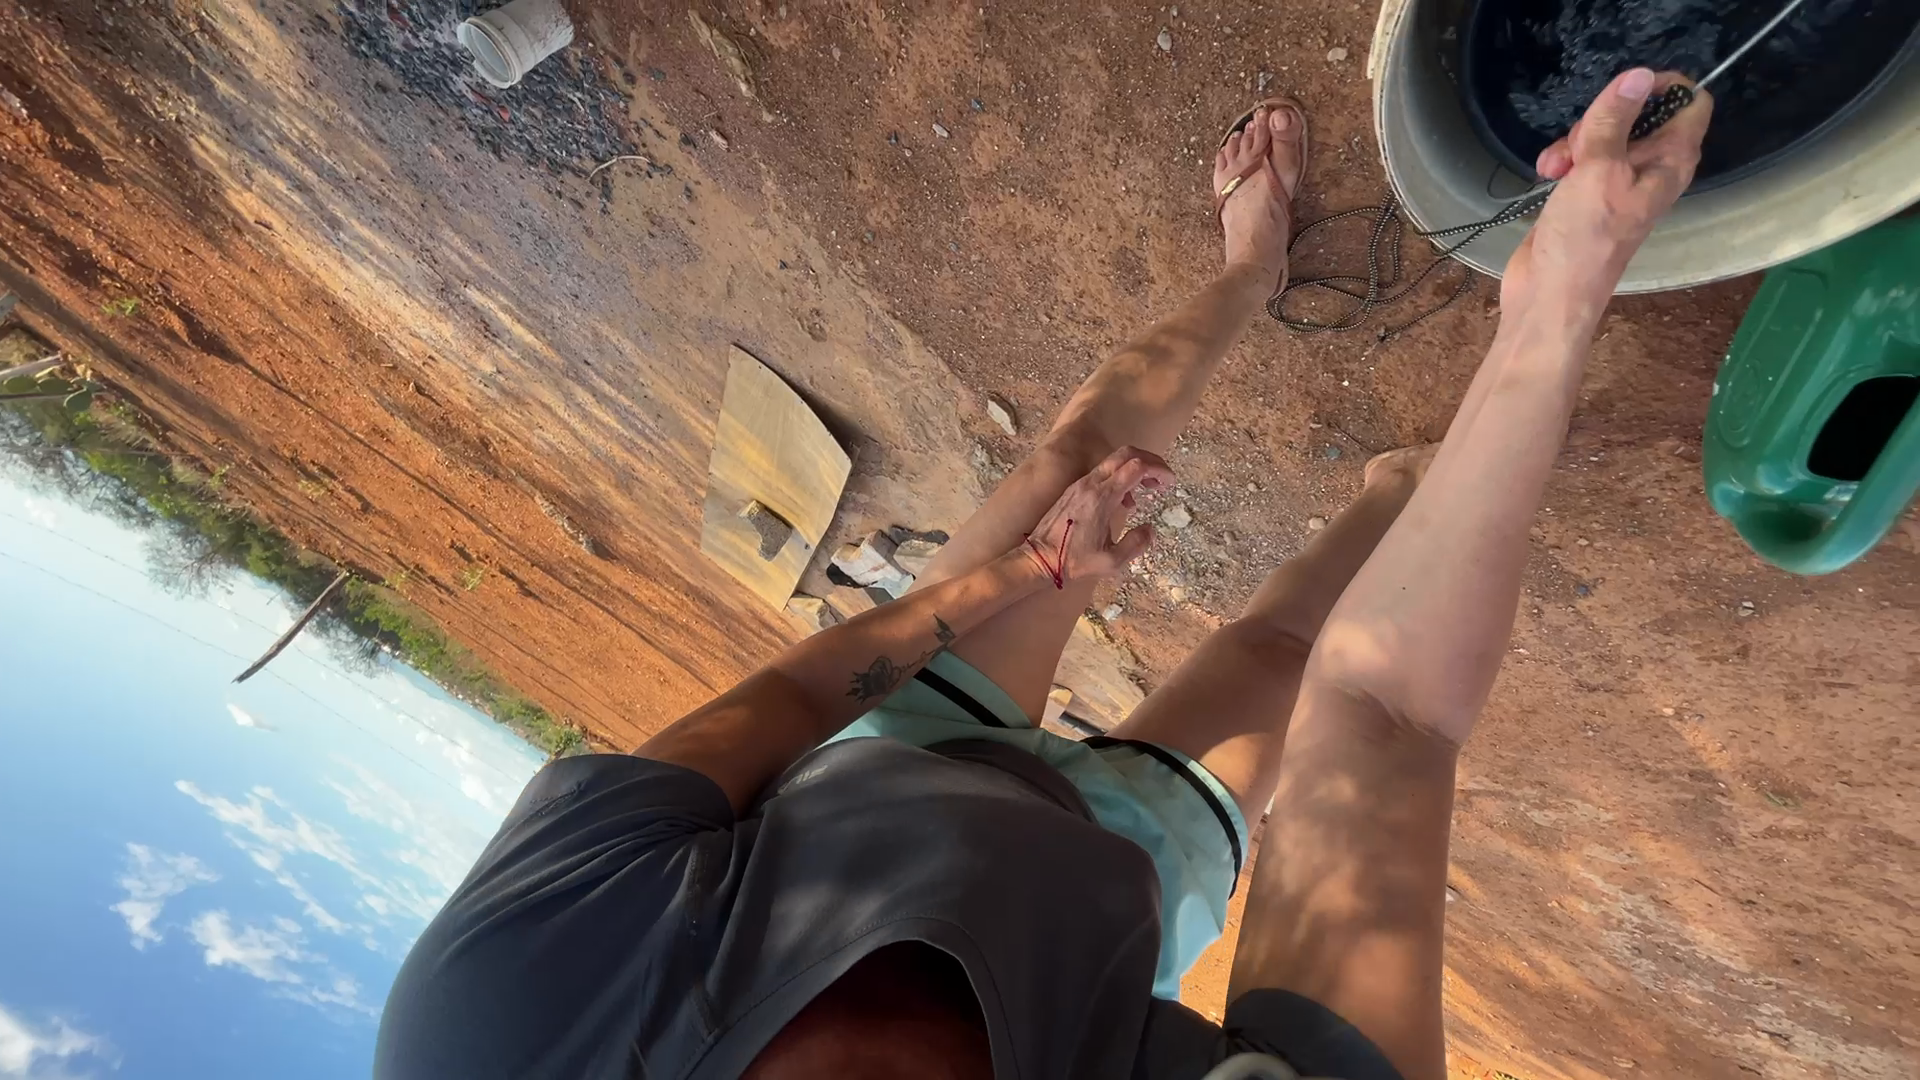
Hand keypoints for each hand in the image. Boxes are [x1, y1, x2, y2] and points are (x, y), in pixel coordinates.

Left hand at [1022, 445, 1172, 585]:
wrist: (1038, 558)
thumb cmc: (1073, 561)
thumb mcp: (1111, 561)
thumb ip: (1136, 544)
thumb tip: (1150, 529)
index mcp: (1102, 497)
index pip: (1136, 466)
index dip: (1159, 469)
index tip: (1170, 482)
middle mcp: (1091, 484)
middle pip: (1126, 454)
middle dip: (1150, 460)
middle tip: (1163, 478)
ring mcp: (1080, 484)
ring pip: (1113, 462)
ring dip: (1135, 469)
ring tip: (1148, 490)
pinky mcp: (1073, 490)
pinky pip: (1102, 473)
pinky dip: (1120, 478)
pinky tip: (1124, 502)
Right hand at [1503, 68, 1712, 316]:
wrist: (1549, 294)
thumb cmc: (1583, 239)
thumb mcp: (1597, 173)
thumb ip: (1612, 124)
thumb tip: (1635, 77)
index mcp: (1670, 160)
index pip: (1686, 102)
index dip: (1656, 90)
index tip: (1616, 100)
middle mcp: (1648, 168)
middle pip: (1636, 117)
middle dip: (1601, 122)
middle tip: (1579, 146)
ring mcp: (1613, 184)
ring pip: (1601, 140)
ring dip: (1572, 145)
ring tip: (1554, 168)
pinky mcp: (1582, 199)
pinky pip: (1579, 163)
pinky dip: (1561, 164)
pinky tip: (1546, 176)